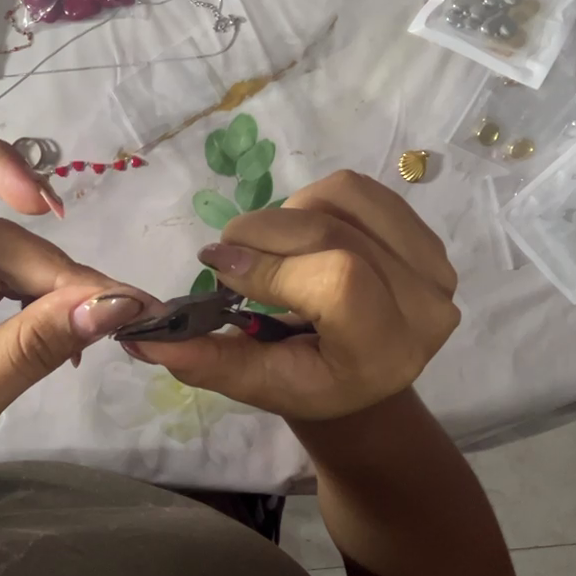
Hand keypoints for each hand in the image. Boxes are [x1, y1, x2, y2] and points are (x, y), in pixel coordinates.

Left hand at [0, 137, 151, 574]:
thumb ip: (35, 344)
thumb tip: (117, 303)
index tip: (48, 204)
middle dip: (54, 273)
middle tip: (123, 312)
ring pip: (9, 270)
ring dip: (59, 296)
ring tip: (112, 326)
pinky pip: (7, 302)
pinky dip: (43, 318)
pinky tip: (76, 341)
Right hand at [125, 170, 457, 419]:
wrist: (361, 380)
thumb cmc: (306, 385)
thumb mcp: (254, 382)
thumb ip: (204, 360)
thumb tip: (140, 335)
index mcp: (385, 353)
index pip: (336, 281)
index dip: (269, 265)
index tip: (217, 265)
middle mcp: (425, 307)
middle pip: (332, 233)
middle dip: (262, 233)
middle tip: (225, 251)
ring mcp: (434, 266)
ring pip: (342, 198)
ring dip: (288, 214)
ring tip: (269, 248)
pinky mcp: (426, 237)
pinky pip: (359, 190)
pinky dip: (314, 200)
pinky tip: (300, 232)